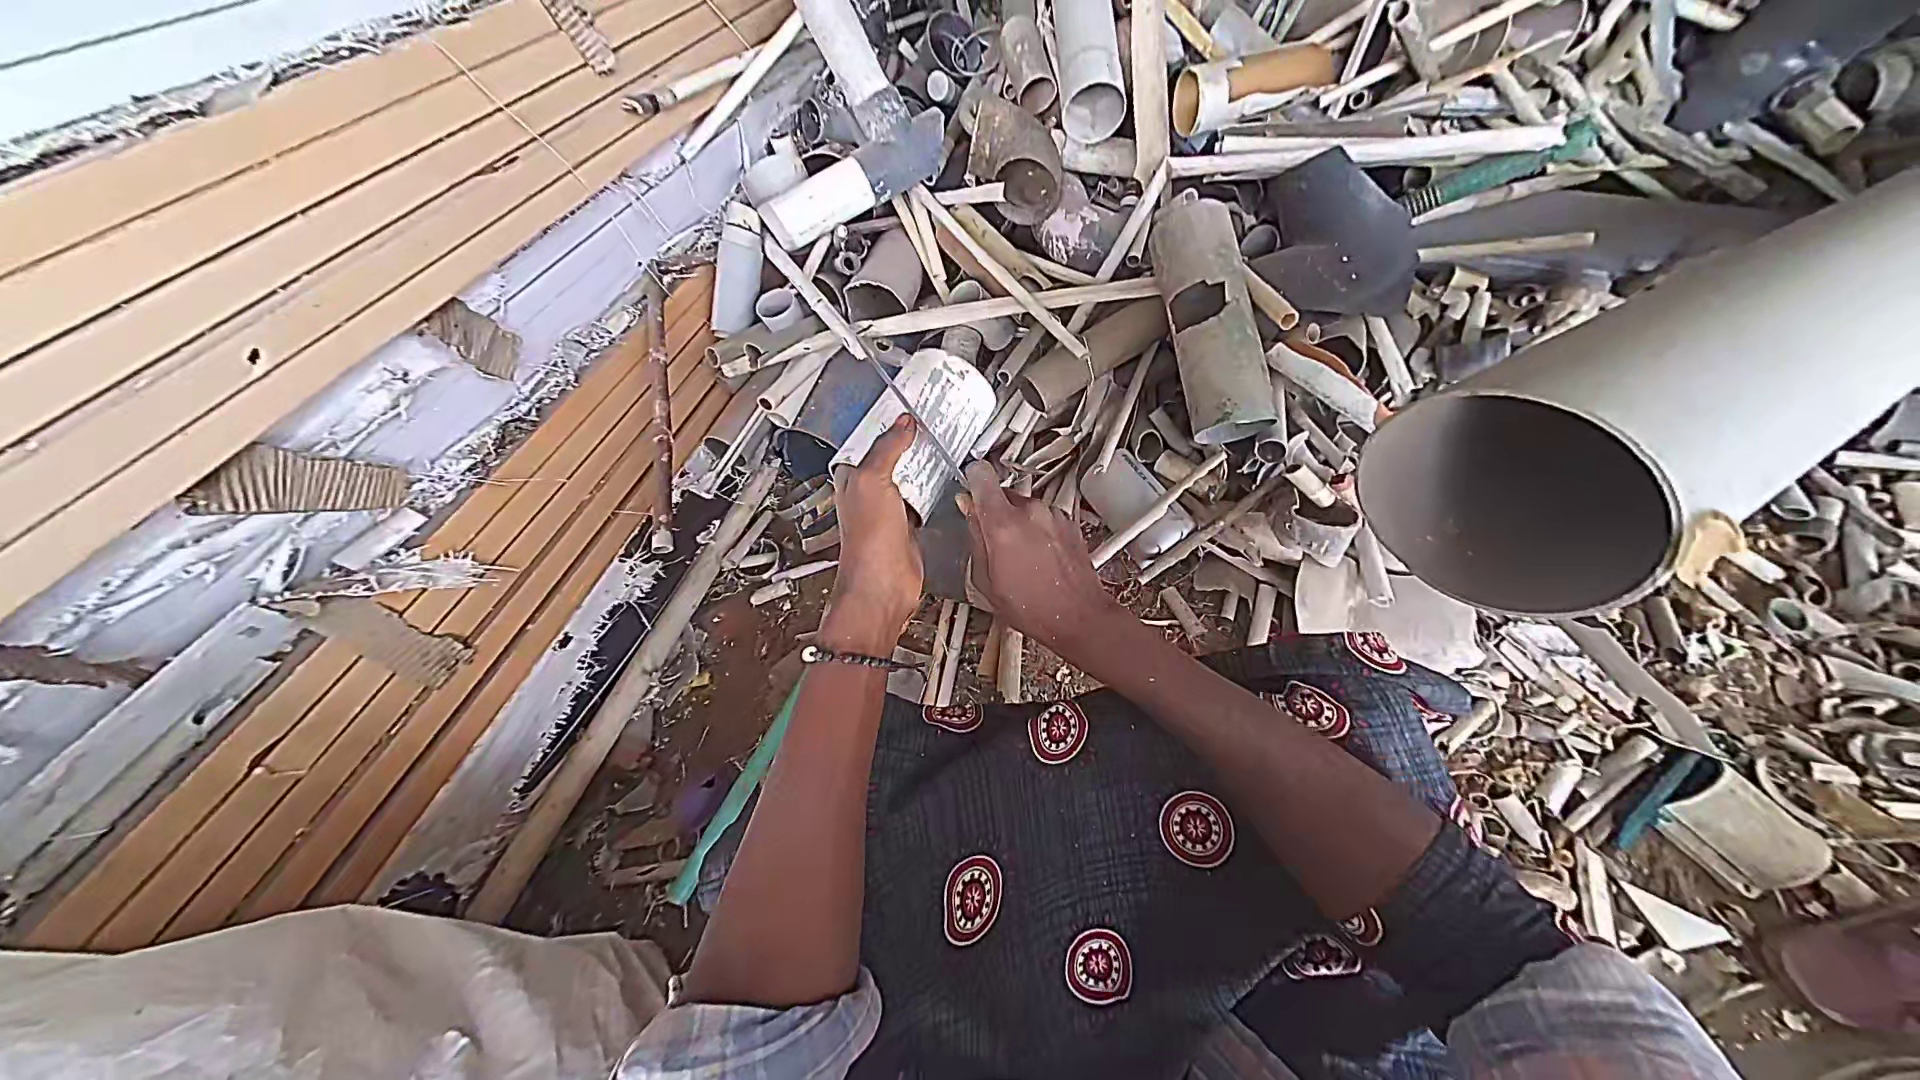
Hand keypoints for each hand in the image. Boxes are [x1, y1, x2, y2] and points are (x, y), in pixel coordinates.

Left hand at [824, 414, 923, 654]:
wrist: (885, 584)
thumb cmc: (868, 543)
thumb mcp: (872, 481)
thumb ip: (887, 449)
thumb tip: (903, 424)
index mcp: (851, 479)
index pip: (867, 441)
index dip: (884, 424)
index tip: (905, 408)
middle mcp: (869, 492)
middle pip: (891, 456)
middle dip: (908, 441)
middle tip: (929, 422)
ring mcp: (890, 508)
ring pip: (909, 476)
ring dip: (923, 463)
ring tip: (941, 442)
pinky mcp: (910, 523)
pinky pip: (923, 497)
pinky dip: (933, 486)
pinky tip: (944, 477)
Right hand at [957, 460, 1130, 666]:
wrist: (1078, 617)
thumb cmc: (1035, 607)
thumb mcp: (987, 580)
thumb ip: (975, 537)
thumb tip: (969, 512)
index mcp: (1003, 524)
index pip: (981, 476)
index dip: (972, 480)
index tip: (969, 488)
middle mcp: (1030, 511)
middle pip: (1003, 494)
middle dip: (995, 513)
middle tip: (993, 543)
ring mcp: (1052, 515)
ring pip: (1024, 507)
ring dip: (1018, 524)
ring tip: (1019, 557)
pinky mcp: (1068, 522)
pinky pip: (1043, 517)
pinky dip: (1037, 530)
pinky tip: (1037, 558)